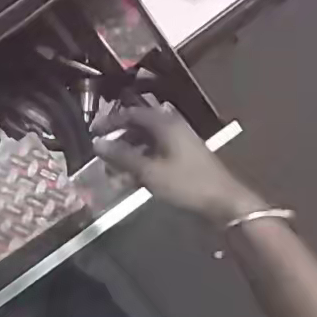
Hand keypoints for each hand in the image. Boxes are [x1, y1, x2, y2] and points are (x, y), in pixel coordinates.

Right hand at [93, 106, 267, 223]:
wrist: (224, 203)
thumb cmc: (187, 184)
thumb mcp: (150, 171)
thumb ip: (122, 156)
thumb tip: (97, 144)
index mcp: (165, 123)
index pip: (132, 113)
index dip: (110, 121)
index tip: (92, 132)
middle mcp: (172, 127)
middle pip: (139, 127)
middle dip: (119, 139)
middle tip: (101, 154)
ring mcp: (180, 144)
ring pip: (147, 143)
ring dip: (129, 154)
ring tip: (114, 171)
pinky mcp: (184, 160)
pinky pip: (157, 155)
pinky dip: (142, 164)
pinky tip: (132, 179)